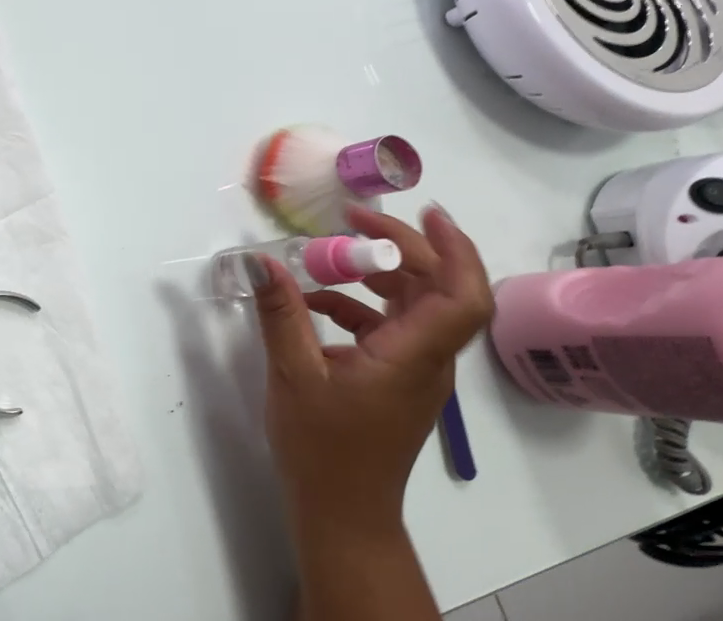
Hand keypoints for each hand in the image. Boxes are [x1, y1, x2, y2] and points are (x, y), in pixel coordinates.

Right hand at [248, 205, 493, 530]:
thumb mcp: (292, 373)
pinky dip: (358, 305)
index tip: (423, 212)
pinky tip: (315, 303)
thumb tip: (261, 259)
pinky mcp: (395, 379)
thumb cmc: (323, 446)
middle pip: (438, 290)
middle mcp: (426, 359)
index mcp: (412, 356)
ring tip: (332, 254)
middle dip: (403, 247)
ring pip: (415, 306)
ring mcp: (413, 370)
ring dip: (380, 273)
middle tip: (353, 221)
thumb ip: (281, 313)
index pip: (461, 296)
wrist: (342, 510)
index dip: (454, 249)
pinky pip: (389, 327)